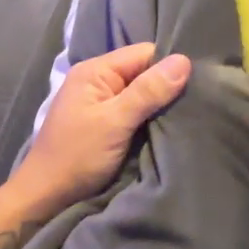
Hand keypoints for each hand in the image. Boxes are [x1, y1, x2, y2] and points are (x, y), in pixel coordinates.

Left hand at [10, 43, 191, 211]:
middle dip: (169, 87)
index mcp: (95, 71)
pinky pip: (135, 113)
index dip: (171, 65)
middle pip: (144, 73)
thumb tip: (185, 60)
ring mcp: (101, 104)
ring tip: (192, 116)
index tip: (201, 83)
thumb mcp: (114, 122)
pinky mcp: (106, 125)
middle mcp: (98, 81)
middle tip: (201, 102)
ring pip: (142, 95)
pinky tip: (171, 128)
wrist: (47, 195)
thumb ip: (147, 91)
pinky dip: (151, 120)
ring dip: (161, 106)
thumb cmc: (77, 155)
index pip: (144, 53)